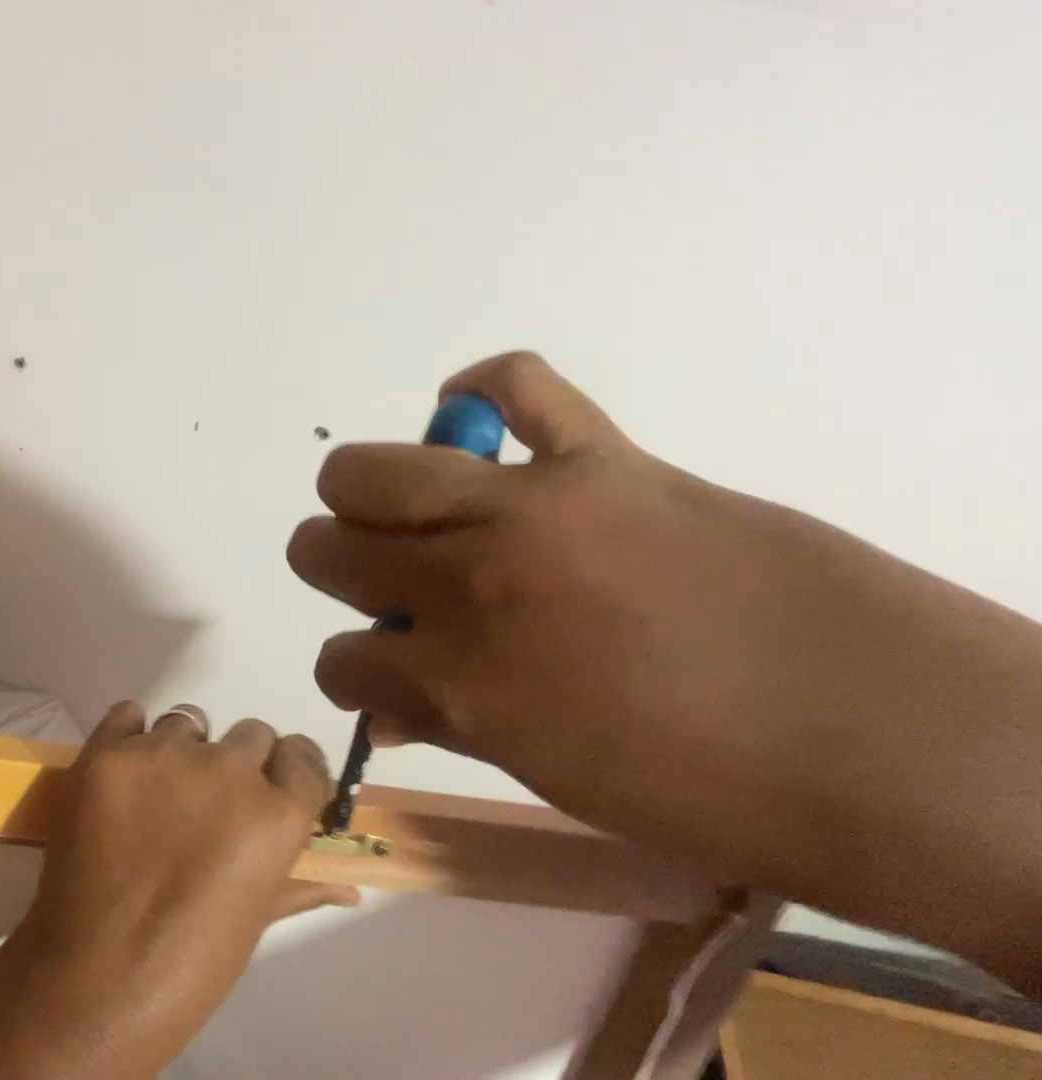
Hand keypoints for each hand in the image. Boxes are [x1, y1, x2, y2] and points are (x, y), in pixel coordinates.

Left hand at [4, 702, 355, 1074]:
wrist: (96, 978)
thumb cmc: (191, 963)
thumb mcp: (256, 920)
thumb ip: (302, 885)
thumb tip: (351, 887)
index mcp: (276, 813)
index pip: (302, 757)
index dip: (289, 771)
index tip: (273, 787)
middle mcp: (226, 771)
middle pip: (250, 734)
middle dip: (239, 763)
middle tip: (210, 803)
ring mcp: (161, 756)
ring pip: (188, 723)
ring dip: (183, 750)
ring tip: (158, 797)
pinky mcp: (106, 753)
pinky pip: (128, 715)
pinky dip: (130, 735)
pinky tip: (124, 774)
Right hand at [287, 351, 1041, 990]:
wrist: (894, 740)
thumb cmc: (712, 792)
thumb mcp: (551, 775)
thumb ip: (451, 727)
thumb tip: (385, 709)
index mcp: (456, 680)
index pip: (339, 661)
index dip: (354, 677)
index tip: (383, 681)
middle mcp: (467, 584)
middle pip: (324, 548)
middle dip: (337, 573)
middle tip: (389, 590)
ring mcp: (530, 510)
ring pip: (369, 470)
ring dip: (364, 500)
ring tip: (407, 515)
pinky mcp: (604, 457)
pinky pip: (515, 383)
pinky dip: (479, 396)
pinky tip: (472, 421)